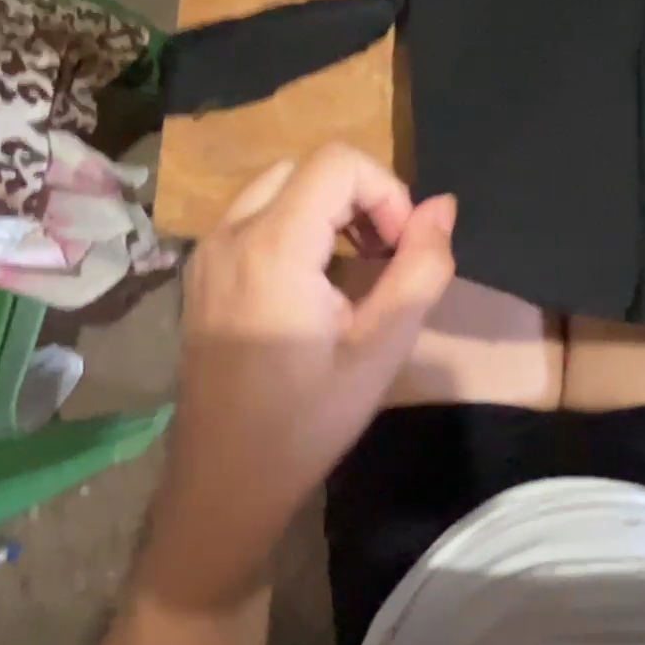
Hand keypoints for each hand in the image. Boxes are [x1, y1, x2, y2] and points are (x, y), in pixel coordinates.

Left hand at [146, 144, 455, 605]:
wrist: (224, 482)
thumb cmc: (306, 422)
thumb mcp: (381, 350)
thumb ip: (421, 270)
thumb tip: (443, 207)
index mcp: (273, 247)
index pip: (338, 162)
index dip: (387, 191)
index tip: (402, 249)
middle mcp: (229, 234)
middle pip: (307, 166)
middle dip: (359, 196)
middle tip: (385, 256)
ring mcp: (206, 253)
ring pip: (277, 186)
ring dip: (328, 208)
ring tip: (357, 266)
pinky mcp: (201, 273)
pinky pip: (253, 216)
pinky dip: (295, 224)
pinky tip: (315, 282)